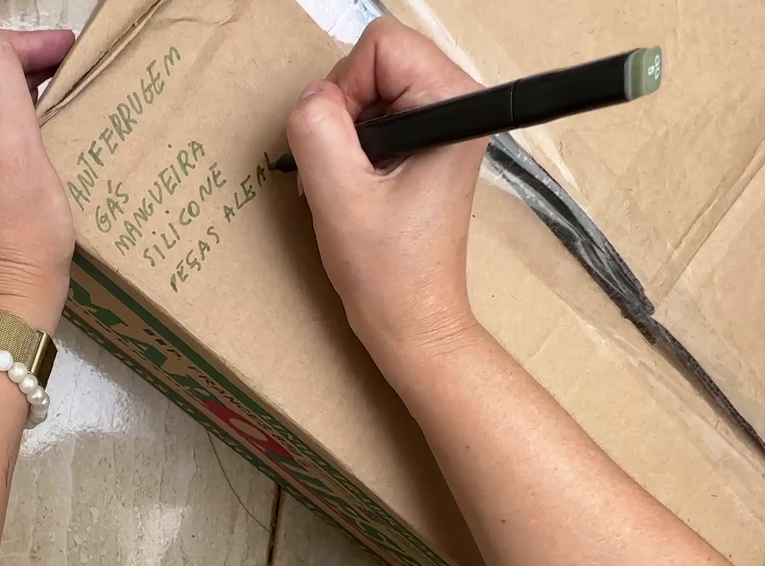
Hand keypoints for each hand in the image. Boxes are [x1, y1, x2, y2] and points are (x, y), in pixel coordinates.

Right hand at [286, 18, 487, 386]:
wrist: (410, 321)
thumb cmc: (387, 272)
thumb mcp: (339, 198)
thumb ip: (318, 133)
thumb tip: (309, 98)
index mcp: (452, 106)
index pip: (381, 46)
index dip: (344, 92)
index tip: (342, 152)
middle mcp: (455, 106)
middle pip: (375, 64)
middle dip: (341, 116)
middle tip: (337, 175)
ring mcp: (440, 129)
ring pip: (369, 94)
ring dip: (340, 138)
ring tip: (341, 189)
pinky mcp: (423, 151)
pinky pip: (372, 123)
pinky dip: (348, 153)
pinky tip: (348, 191)